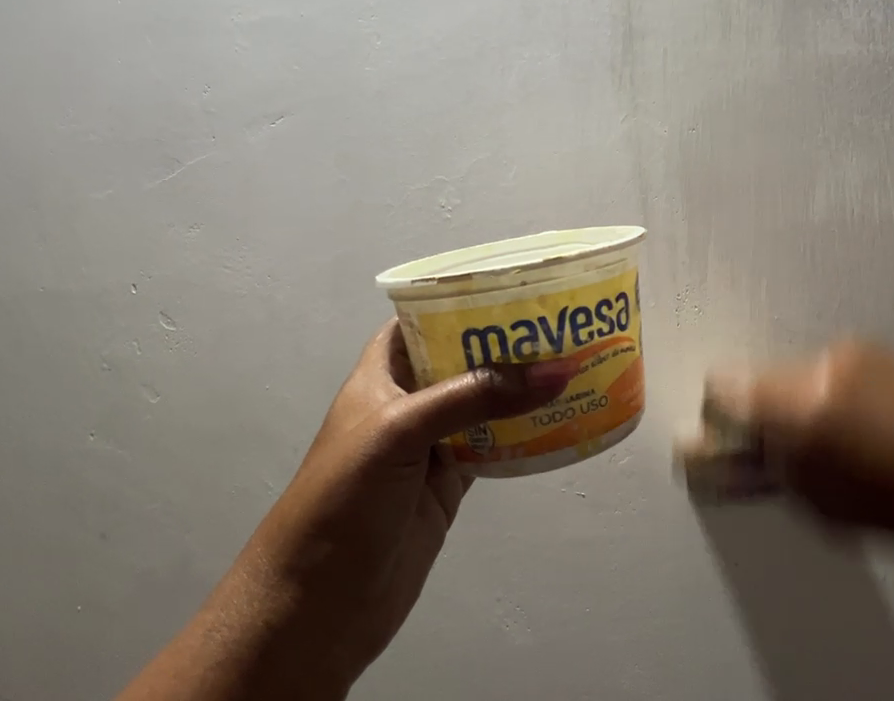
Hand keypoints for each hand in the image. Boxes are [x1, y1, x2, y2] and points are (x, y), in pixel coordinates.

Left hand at [116, 320, 575, 700]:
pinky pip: (496, 444)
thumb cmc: (342, 500)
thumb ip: (474, 397)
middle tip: (563, 323)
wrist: (317, 606)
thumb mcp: (400, 431)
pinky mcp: (451, 481)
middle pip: (464, 359)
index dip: (463, 301)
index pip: (423, 321)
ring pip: (485, 402)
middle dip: (508, 344)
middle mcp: (408, 401)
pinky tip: (562, 418)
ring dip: (523, 388)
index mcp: (380, 374)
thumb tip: (556, 371)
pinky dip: (527, 433)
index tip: (516, 287)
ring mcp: (431, 444)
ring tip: (575, 362)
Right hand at [688, 340, 893, 532]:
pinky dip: (832, 396)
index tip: (723, 438)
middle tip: (793, 453)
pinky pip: (829, 371)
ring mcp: (848, 353)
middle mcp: (820, 368)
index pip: (725, 388)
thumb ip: (771, 473)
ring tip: (845, 444)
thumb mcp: (829, 505)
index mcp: (804, 410)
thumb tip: (719, 460)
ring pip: (797, 377)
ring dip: (803, 407)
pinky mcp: (872, 348)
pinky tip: (868, 425)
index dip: (715, 414)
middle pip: (761, 381)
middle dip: (765, 416)